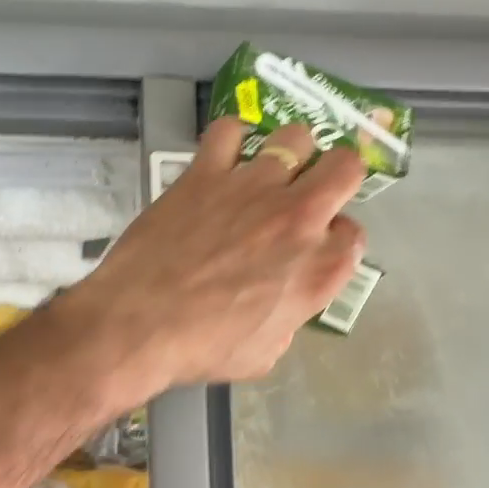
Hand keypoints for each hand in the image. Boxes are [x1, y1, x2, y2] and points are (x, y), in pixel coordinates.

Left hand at [59, 118, 367, 396]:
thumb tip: (281, 307)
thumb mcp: (261, 356)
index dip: (331, 240)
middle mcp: (299, 218)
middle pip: (346, 167)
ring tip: (265, 174)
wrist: (137, 326)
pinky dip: (229, 140)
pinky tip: (220, 160)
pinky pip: (229, 131)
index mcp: (319, 269)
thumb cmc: (198, 351)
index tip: (310, 248)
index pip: (351, 236)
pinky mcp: (206, 174)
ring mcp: (253, 188)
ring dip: (288, 153)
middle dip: (331, 177)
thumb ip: (286, 322)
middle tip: (304, 195)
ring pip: (296, 137)